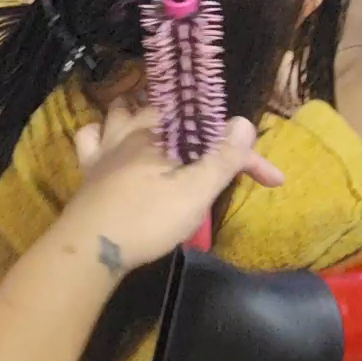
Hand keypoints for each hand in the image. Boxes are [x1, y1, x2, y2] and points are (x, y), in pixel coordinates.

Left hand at [55, 101, 282, 273]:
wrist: (91, 247)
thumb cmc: (146, 219)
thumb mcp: (195, 192)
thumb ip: (222, 159)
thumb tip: (244, 122)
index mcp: (162, 136)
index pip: (213, 136)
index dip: (245, 156)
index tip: (273, 179)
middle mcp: (132, 133)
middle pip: (172, 118)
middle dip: (201, 132)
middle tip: (220, 154)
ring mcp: (105, 149)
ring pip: (123, 113)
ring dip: (143, 114)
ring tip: (163, 127)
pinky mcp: (88, 169)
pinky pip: (91, 136)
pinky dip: (102, 131)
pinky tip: (110, 141)